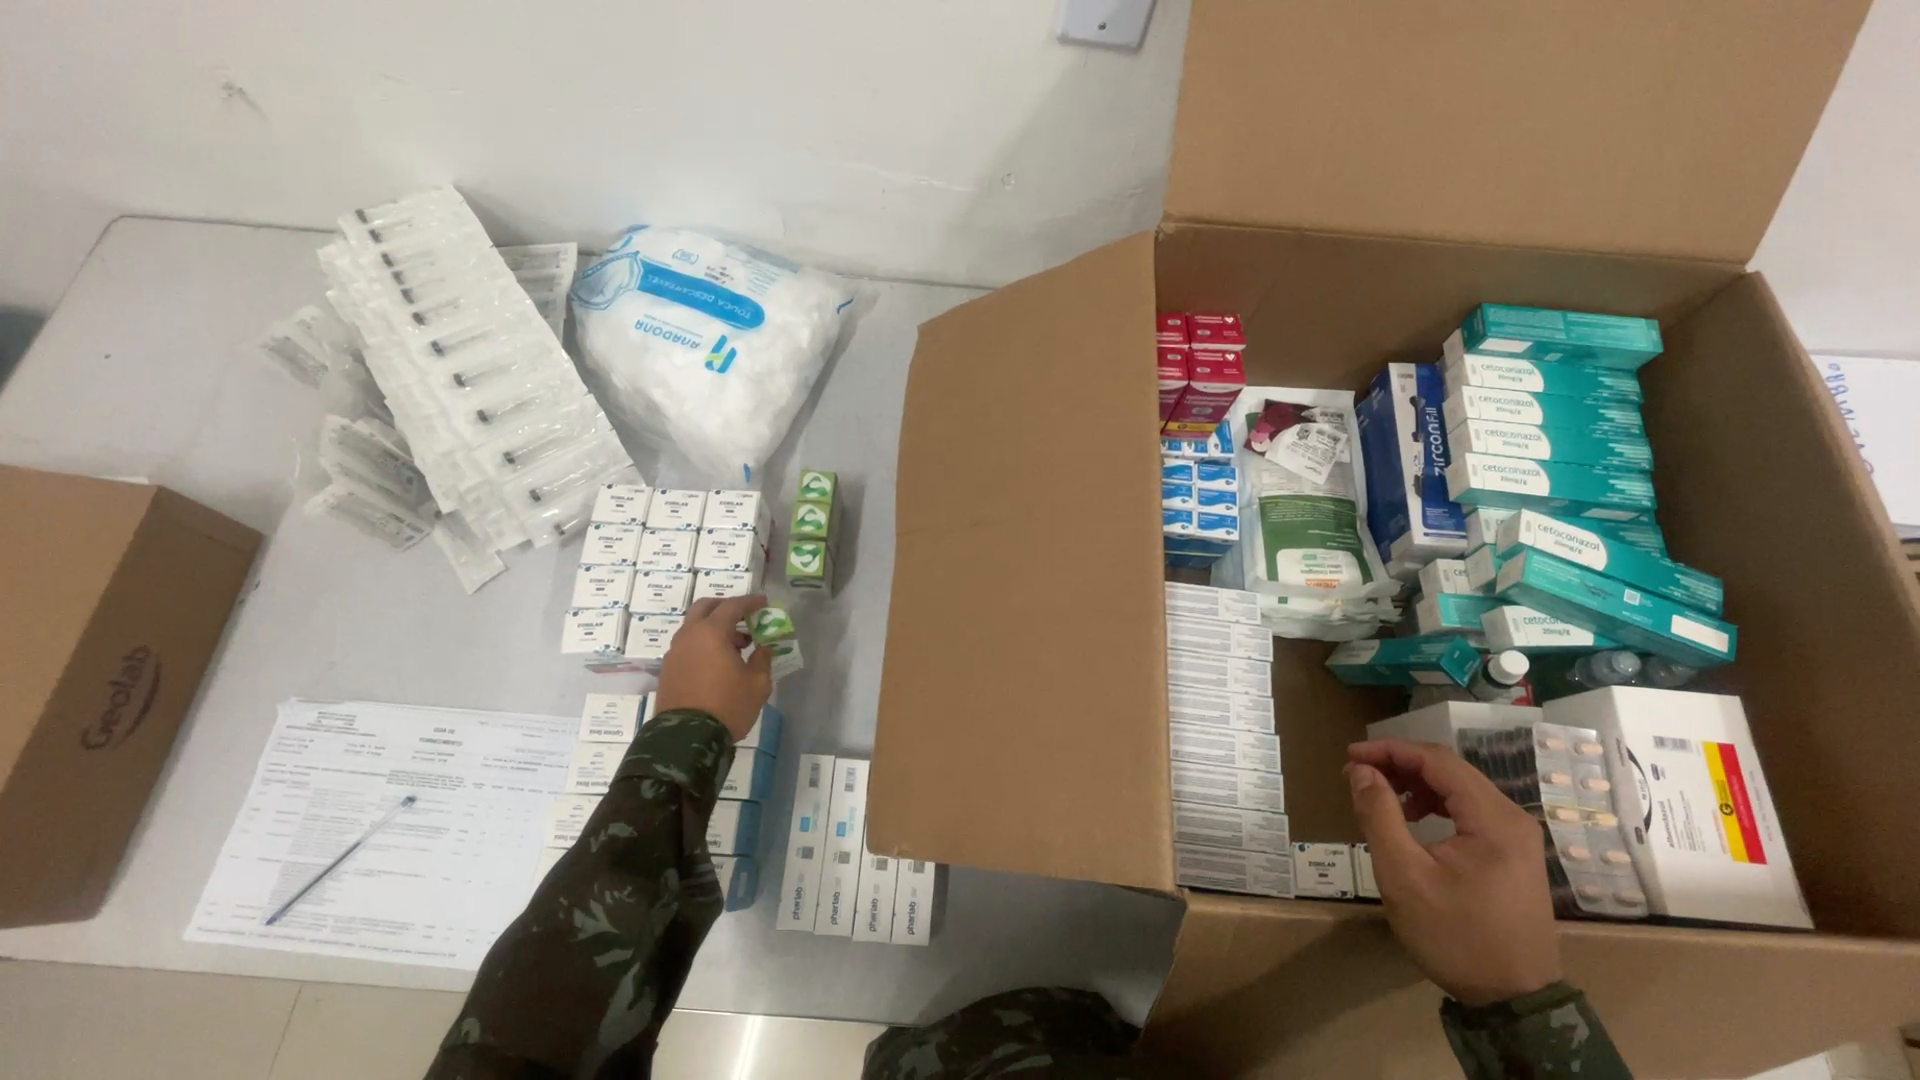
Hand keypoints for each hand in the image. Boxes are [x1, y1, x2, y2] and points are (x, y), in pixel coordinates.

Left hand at [655, 594, 772, 743]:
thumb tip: (764, 649)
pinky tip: (717, 663)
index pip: (732, 606)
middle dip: (725, 607)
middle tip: (743, 618)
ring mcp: (674, 653)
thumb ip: (762, 660)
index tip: (763, 602)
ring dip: (713, 628)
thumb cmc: (728, 705)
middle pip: (704, 608)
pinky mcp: (668, 670)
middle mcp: (689, 636)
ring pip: (693, 628)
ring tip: (736, 647)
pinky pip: (687, 646)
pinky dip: (703, 645)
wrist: (687, 739)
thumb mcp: (757, 684)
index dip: (750, 602)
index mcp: (711, 633)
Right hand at [1346, 738, 1561, 1005]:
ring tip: (1379, 794)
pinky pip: (1470, 811)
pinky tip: (1412, 819)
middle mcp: (1512, 817)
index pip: (1437, 761)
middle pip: (1450, 770)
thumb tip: (1359, 770)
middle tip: (1356, 772)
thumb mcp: (1404, 875)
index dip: (1389, 750)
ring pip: (1460, 789)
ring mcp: (1517, 836)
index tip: (1349, 756)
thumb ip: (1380, 815)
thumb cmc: (1454, 936)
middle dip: (1399, 764)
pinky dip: (1436, 804)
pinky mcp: (1513, 853)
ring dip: (1416, 783)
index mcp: (1493, 818)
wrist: (1513, 999)